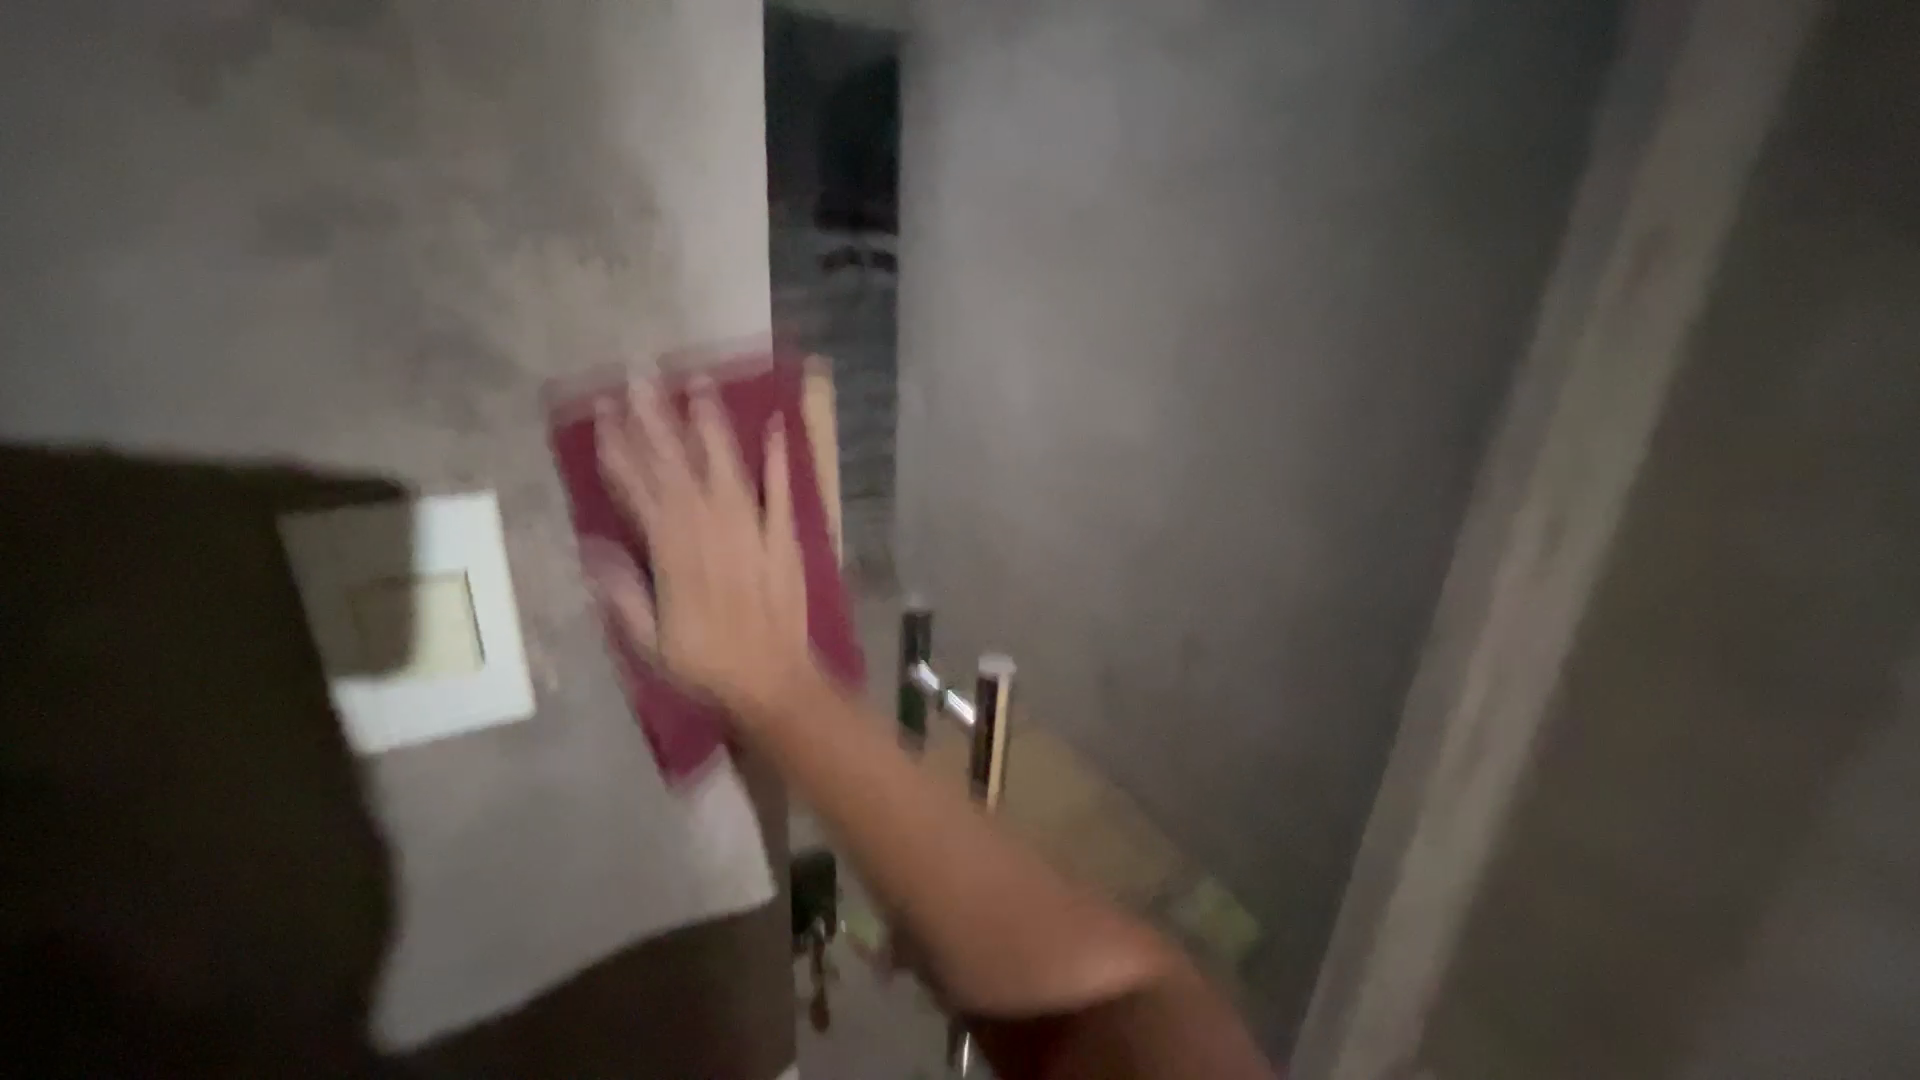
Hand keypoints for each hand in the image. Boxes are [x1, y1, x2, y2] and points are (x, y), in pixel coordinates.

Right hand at [589, 379, 821, 724]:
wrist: (774, 681)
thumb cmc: (707, 665)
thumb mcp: (650, 642)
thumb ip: (622, 593)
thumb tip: (591, 548)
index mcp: (674, 555)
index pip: (641, 492)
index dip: (621, 452)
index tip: (605, 414)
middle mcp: (712, 533)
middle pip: (679, 469)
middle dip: (657, 422)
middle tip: (640, 377)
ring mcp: (752, 532)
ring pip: (727, 470)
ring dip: (712, 426)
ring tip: (699, 383)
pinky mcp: (784, 539)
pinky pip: (781, 493)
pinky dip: (778, 460)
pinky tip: (775, 426)